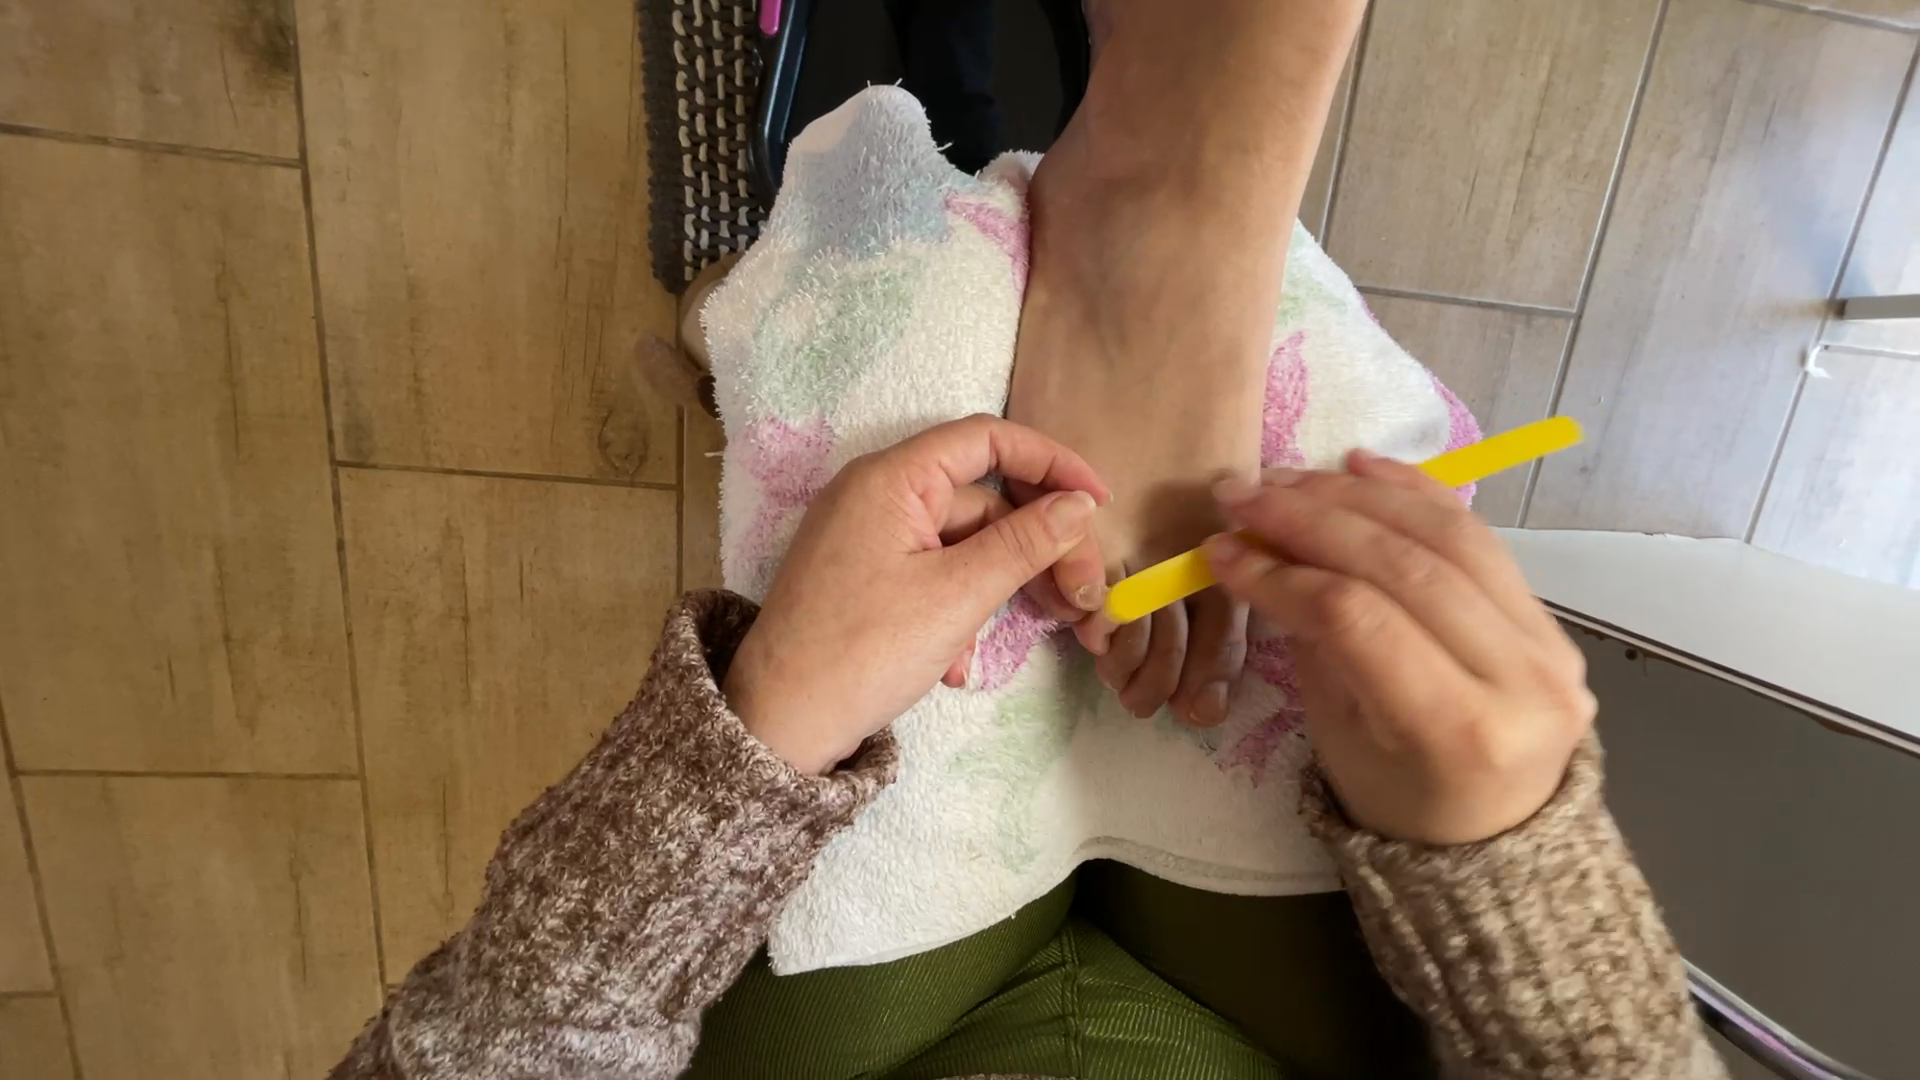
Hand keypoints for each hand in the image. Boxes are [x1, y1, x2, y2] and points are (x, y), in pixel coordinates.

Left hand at [724, 415, 1109, 773]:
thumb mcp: (957, 594)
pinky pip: (933, 575)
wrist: (779, 725)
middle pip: (983, 500)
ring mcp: (872, 538)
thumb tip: (1081, 502)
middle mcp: (879, 495)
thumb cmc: (866, 650)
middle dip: (1038, 544)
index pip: (986, 440)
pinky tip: (958, 666)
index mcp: (892, 478)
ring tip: (1044, 629)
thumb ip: (1025, 541)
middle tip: (1082, 595)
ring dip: (1004, 586)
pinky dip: (961, 609)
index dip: (1051, 462)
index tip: (1099, 501)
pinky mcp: (869, 577)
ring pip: (964, 545)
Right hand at [1202, 451, 1595, 844]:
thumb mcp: (1332, 726)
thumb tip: (1257, 550)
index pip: (1355, 618)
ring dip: (1354, 495)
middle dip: (1308, 517)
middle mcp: (1521, 678)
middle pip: (1402, 565)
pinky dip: (1414, 491)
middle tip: (1241, 495)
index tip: (1220, 548)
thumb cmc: (1391, 791)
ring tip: (1287, 479)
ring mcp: (1550, 641)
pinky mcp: (1550, 616)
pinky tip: (1360, 465)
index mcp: (1456, 730)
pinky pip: (1477, 535)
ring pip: (1444, 535)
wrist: (1489, 826)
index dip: (1279, 572)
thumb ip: (1307, 633)